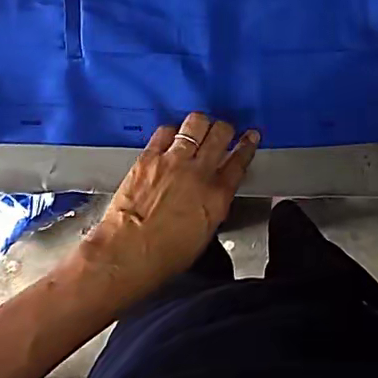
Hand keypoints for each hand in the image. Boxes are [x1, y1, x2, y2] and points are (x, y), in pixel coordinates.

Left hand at [75, 112, 259, 296]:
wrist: (127, 254)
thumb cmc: (165, 253)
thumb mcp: (206, 231)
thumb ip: (216, 204)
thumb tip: (215, 193)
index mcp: (218, 194)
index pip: (240, 159)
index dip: (248, 144)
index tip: (251, 137)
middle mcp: (200, 172)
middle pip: (222, 133)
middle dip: (225, 128)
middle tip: (222, 130)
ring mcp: (174, 161)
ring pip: (196, 123)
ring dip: (200, 123)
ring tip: (198, 127)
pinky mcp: (148, 158)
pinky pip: (165, 131)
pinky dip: (172, 131)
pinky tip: (171, 136)